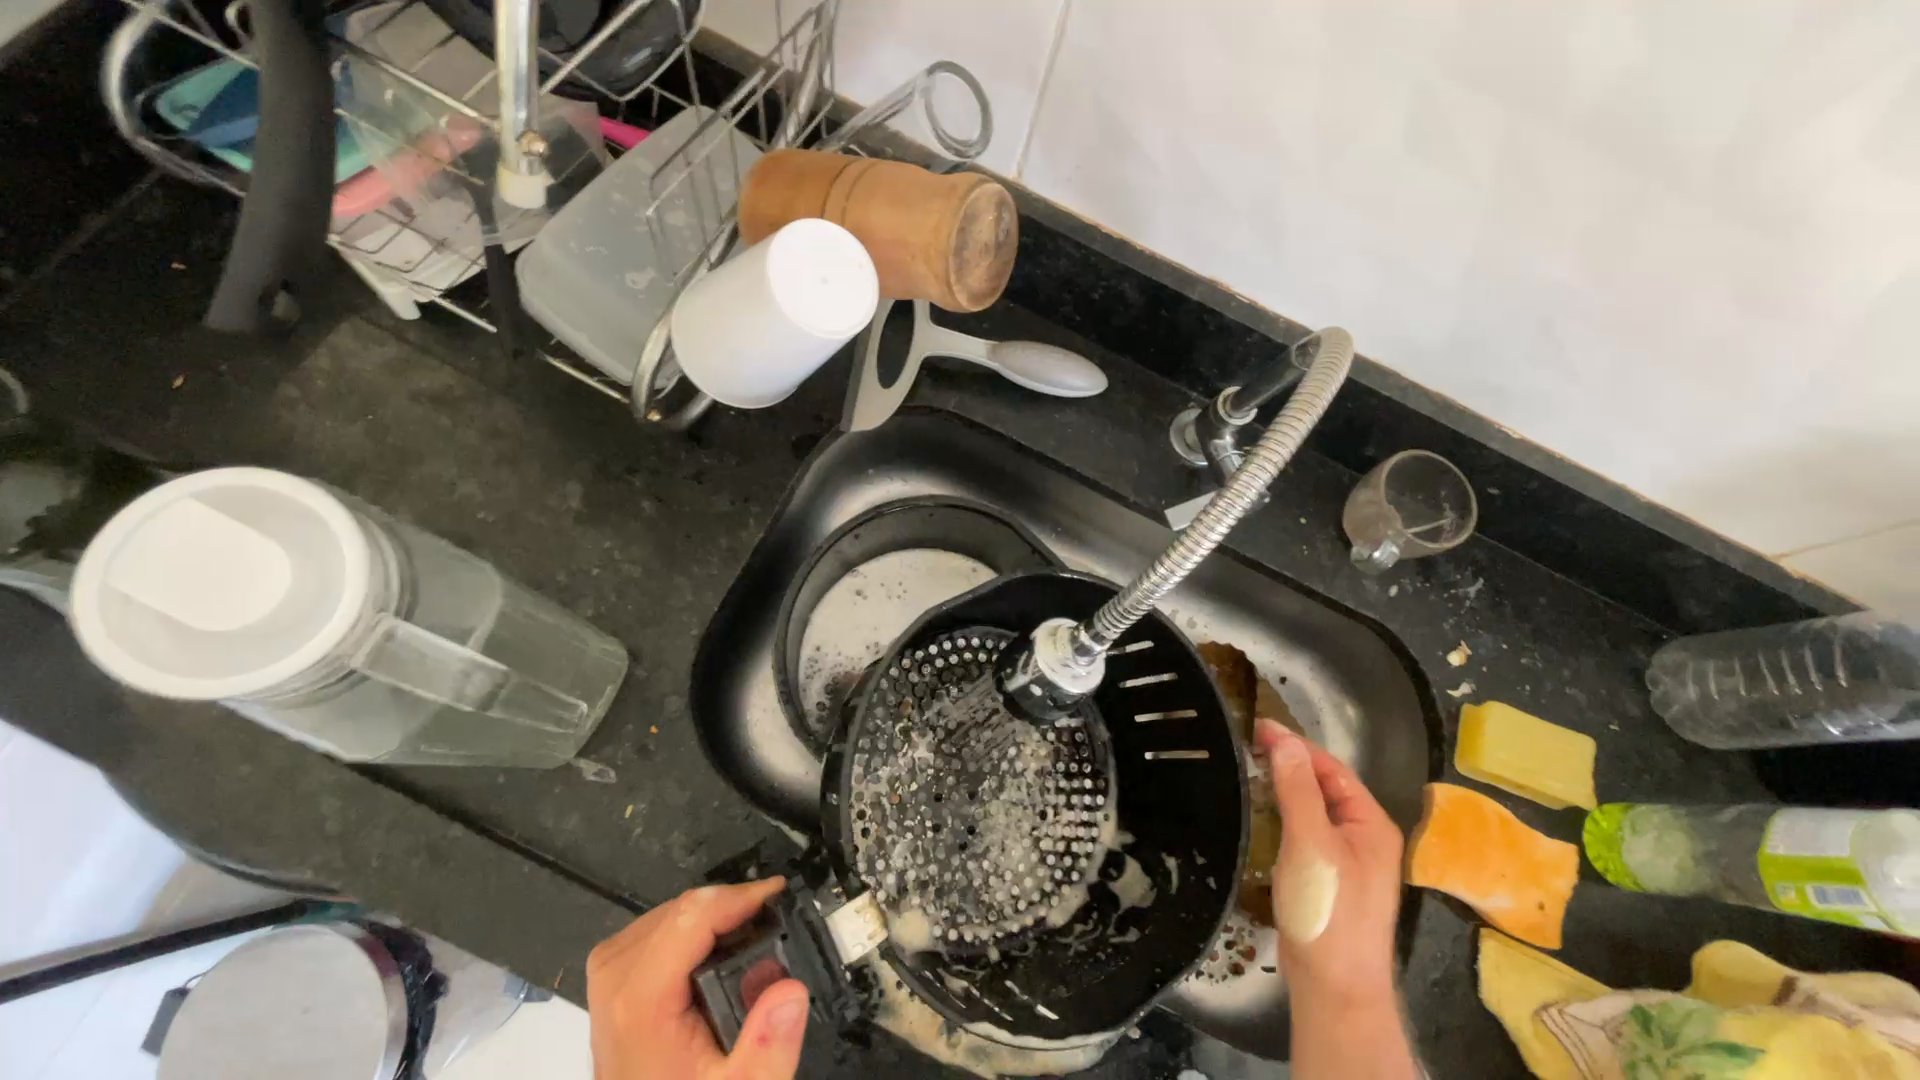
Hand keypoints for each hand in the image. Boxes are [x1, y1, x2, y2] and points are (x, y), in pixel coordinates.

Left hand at [587, 878, 809, 1079]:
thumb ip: (768, 1047)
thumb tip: (791, 988)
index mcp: (641, 998)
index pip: (694, 913)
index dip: (742, 897)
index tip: (782, 898)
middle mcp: (616, 974)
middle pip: (685, 909)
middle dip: (733, 910)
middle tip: (774, 930)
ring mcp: (608, 970)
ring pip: (674, 912)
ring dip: (715, 920)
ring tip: (751, 942)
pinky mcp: (610, 973)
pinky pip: (660, 926)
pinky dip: (694, 931)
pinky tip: (717, 954)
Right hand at [1255, 720, 1418, 1078]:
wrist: (1334, 986)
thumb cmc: (1327, 909)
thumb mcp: (1310, 842)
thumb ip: (1298, 789)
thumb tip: (1284, 740)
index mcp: (1370, 822)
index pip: (1330, 767)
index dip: (1294, 744)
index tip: (1254, 727)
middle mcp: (1364, 836)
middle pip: (1324, 786)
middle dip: (1288, 763)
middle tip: (1245, 746)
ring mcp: (1347, 860)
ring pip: (1313, 810)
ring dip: (1284, 788)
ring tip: (1247, 772)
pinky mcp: (1327, 880)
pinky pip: (1305, 834)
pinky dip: (1282, 816)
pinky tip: (1259, 815)